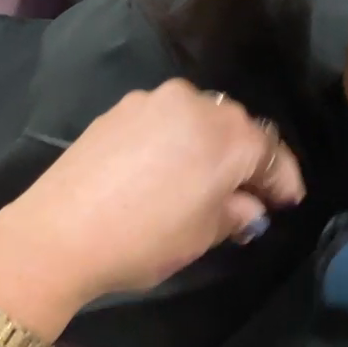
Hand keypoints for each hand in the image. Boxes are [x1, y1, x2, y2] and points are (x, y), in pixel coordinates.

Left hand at [0, 79, 304, 341]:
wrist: (59, 235)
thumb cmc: (142, 243)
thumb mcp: (199, 238)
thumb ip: (233, 216)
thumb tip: (249, 209)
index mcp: (228, 138)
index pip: (270, 153)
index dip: (283, 181)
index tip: (288, 203)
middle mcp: (195, 106)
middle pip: (235, 130)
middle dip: (247, 163)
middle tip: (249, 197)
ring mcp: (152, 103)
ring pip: (198, 123)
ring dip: (209, 151)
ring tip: (206, 186)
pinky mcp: (119, 111)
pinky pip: (163, 125)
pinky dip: (175, 146)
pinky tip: (168, 174)